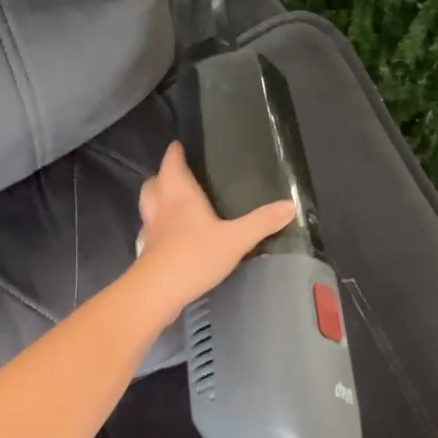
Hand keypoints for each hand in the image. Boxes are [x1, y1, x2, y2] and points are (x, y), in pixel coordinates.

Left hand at [127, 142, 295, 322]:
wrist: (157, 291)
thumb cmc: (195, 257)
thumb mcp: (236, 239)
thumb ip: (262, 222)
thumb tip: (291, 205)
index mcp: (180, 195)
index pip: (172, 164)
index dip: (174, 153)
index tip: (178, 146)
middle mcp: (161, 208)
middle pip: (154, 183)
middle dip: (162, 176)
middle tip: (175, 175)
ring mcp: (151, 231)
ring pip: (148, 207)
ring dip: (156, 200)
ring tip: (170, 203)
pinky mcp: (146, 253)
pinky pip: (150, 233)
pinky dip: (156, 229)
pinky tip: (167, 237)